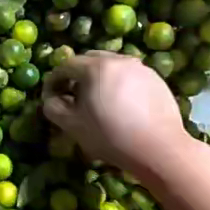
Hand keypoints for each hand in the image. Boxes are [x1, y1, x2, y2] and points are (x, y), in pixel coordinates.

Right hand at [42, 52, 194, 175]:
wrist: (159, 149)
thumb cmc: (110, 136)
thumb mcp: (72, 125)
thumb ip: (53, 107)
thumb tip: (51, 98)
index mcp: (95, 67)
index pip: (65, 66)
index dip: (53, 81)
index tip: (51, 97)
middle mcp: (118, 60)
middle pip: (89, 60)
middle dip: (76, 75)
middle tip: (73, 97)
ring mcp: (140, 68)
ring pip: (111, 65)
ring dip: (98, 78)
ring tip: (98, 101)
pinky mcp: (156, 78)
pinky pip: (129, 75)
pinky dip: (119, 83)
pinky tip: (121, 105)